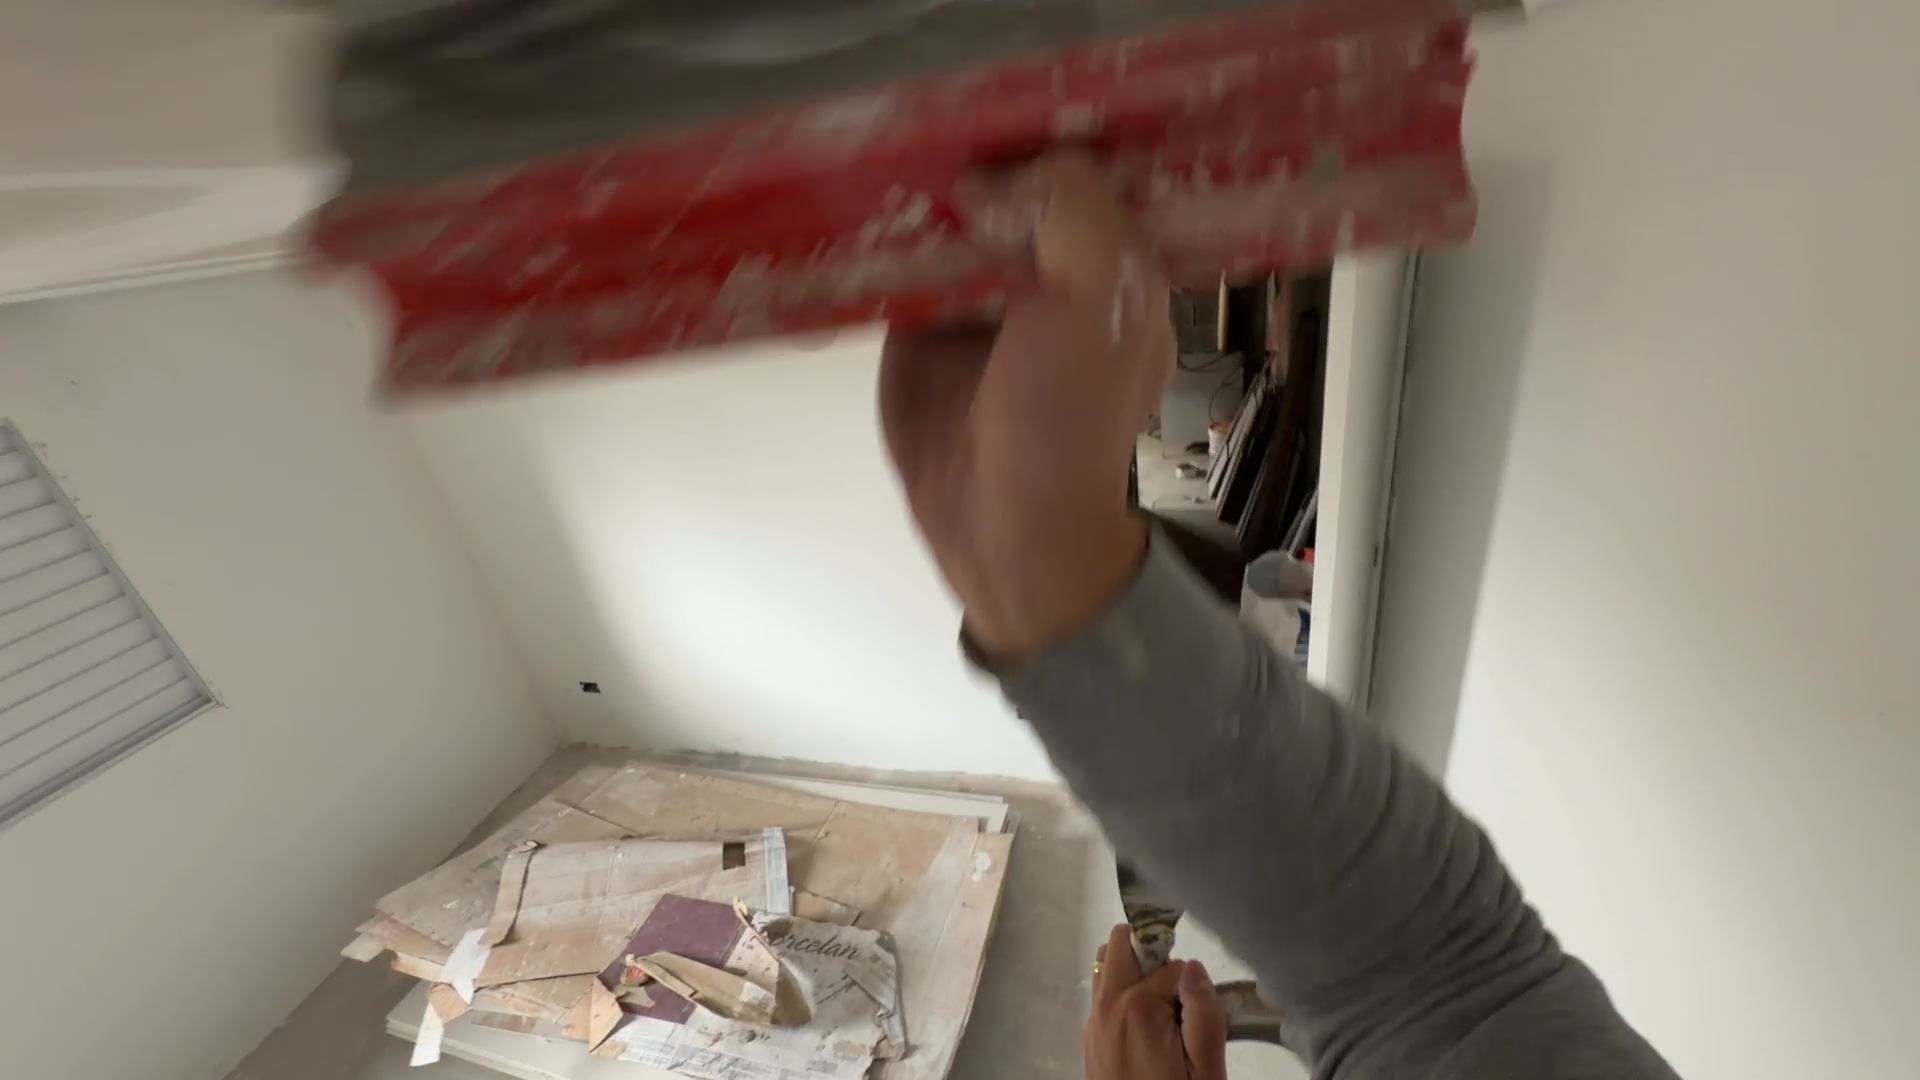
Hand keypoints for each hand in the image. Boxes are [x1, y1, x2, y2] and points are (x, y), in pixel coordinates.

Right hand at [878, 154, 1175, 661]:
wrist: (1002, 528)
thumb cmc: (1065, 426)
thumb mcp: (1098, 309)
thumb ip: (1068, 215)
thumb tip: (984, 180)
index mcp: (1107, 269)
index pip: (1077, 175)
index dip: (1040, 141)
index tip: (993, 116)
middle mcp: (1043, 280)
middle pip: (1003, 193)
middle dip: (969, 164)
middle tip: (924, 132)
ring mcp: (976, 307)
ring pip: (944, 229)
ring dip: (915, 200)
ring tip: (879, 158)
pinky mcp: (918, 335)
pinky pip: (898, 274)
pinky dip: (877, 248)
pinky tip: (851, 216)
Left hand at [1085, 923, 1227, 1079]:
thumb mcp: (1207, 1072)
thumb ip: (1204, 1014)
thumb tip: (1192, 967)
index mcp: (1137, 1006)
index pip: (1171, 967)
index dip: (1190, 986)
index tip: (1197, 1013)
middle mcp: (1107, 1004)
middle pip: (1121, 942)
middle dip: (1150, 953)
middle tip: (1174, 992)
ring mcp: (1093, 1021)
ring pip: (1106, 965)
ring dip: (1131, 970)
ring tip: (1160, 1008)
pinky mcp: (1089, 1040)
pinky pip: (1102, 996)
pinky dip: (1121, 995)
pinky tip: (1144, 1032)